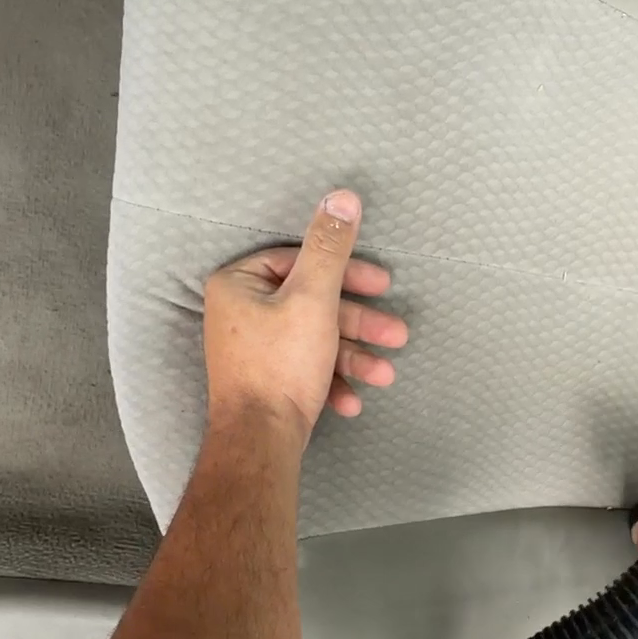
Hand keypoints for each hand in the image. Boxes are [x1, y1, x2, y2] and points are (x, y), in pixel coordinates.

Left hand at [202, 189, 408, 444]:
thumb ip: (330, 248)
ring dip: (354, 357)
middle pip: (314, 304)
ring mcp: (253, 351)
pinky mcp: (267, 382)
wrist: (260, 442)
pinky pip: (305, 370)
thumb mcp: (313, 298)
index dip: (347, 271)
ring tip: (386, 374)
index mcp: (240, 285)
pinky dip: (332, 381)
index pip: (301, 261)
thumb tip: (343, 196)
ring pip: (316, 341)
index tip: (383, 284)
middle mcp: (241, 314)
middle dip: (360, 324)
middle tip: (397, 334)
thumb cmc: (280, 364)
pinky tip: (352, 402)